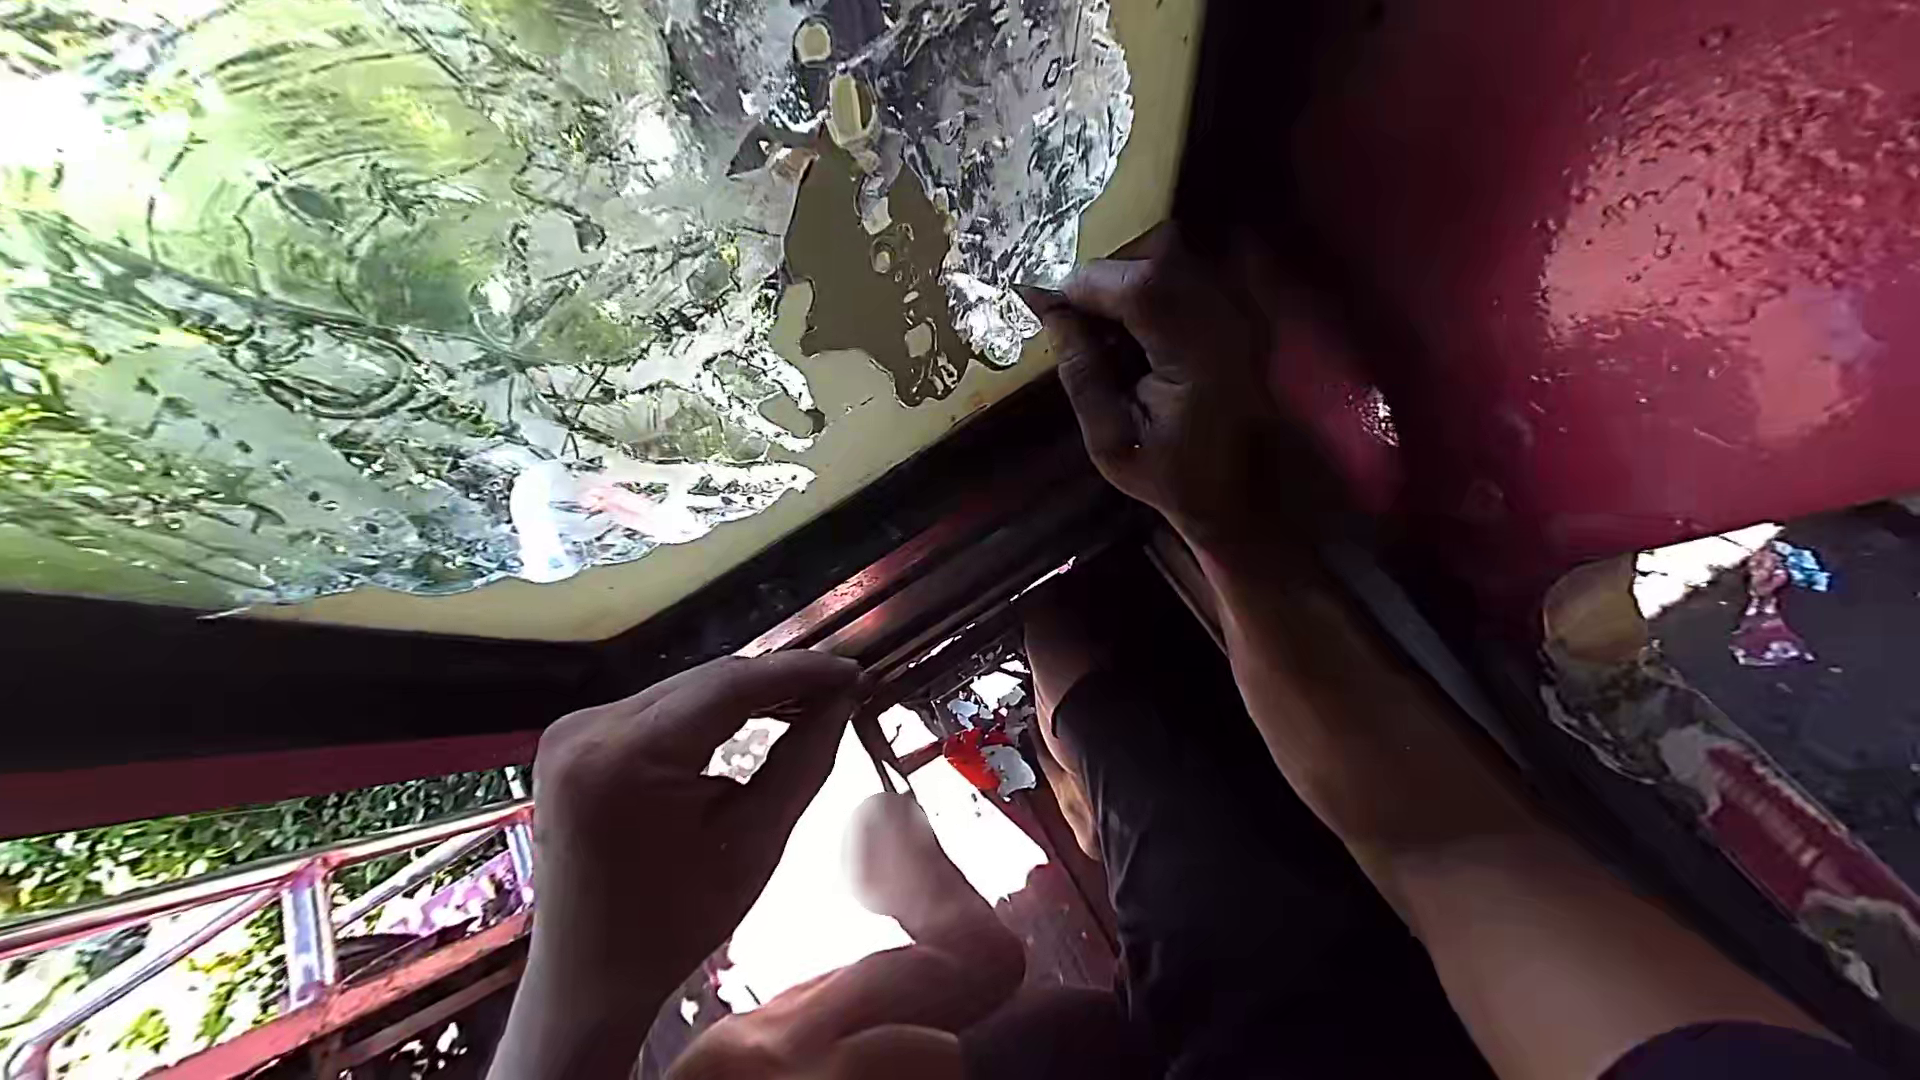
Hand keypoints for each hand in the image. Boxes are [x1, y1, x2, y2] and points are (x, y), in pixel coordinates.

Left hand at [496, 651, 859, 1079]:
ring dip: (753, 690)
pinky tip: (761, 711)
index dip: (798, 670)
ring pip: (692, 687)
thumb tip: (844, 697)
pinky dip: (719, 706)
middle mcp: (588, 728)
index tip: (850, 670)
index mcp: (622, 758)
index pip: (729, 685)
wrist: (588, 978)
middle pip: (709, 680)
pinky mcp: (582, 736)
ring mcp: (578, 728)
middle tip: (839, 686)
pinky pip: (669, 704)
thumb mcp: (756, 840)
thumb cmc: (676, 923)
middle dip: (780, 679)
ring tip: (811, 698)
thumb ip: (805, 758)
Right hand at [1029, 232, 1275, 548]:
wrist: (1237, 486)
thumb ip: (1081, 374)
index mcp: (1198, 358)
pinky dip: (1143, 286)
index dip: (1088, 283)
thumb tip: (1051, 312)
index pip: (1143, 286)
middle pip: (1159, 254)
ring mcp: (1237, 310)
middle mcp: (1226, 320)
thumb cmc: (1170, 474)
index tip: (1047, 304)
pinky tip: (1127, 329)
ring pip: (1170, 254)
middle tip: (1073, 317)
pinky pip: (1181, 271)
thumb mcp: (1109, 441)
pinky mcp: (1235, 309)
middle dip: (1104, 276)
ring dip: (1122, 279)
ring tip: (1099, 327)